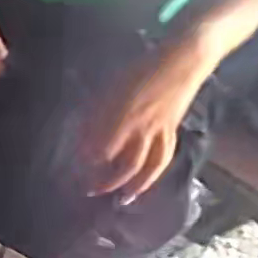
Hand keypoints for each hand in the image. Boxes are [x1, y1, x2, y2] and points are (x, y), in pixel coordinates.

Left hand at [83, 43, 211, 200]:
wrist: (185, 57)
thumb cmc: (140, 70)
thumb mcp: (110, 90)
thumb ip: (95, 116)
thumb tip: (80, 139)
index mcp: (123, 117)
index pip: (100, 151)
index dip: (86, 166)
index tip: (72, 175)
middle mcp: (141, 128)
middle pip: (124, 164)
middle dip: (107, 182)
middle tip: (89, 192)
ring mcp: (160, 130)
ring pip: (147, 166)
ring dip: (133, 186)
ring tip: (121, 201)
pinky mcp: (172, 129)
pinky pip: (163, 157)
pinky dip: (152, 175)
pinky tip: (142, 185)